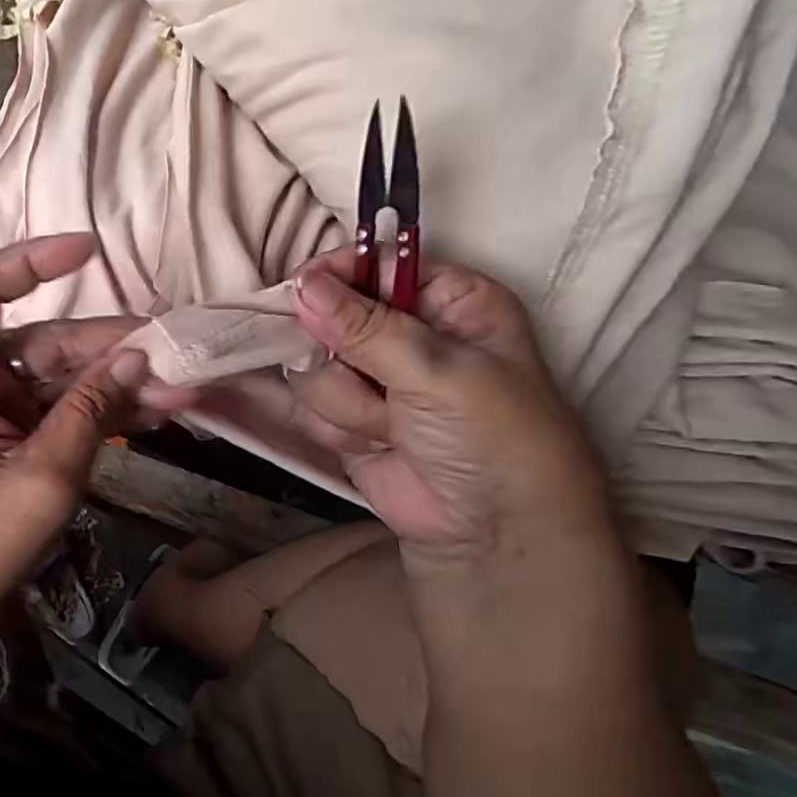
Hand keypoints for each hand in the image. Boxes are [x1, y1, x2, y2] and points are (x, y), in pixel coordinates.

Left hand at [0, 234, 181, 655]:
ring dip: (117, 380)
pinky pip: (61, 403)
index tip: (87, 250)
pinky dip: (103, 406)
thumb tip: (140, 357)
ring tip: (178, 389)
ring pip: (59, 372)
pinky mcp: (13, 427)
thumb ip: (91, 411)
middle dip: (107, 347)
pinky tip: (155, 410)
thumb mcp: (43, 477)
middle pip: (39, 339)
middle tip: (172, 356)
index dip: (28, 261)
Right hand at [289, 249, 615, 577]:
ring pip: (313, 366)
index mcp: (446, 301)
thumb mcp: (440, 372)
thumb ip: (366, 327)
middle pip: (328, 315)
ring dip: (347, 402)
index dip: (337, 274)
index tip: (303, 289)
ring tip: (392, 426)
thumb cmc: (494, 438)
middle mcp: (404, 332)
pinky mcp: (346, 416)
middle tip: (373, 379)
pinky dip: (339, 428)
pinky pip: (310, 405)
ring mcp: (371, 377)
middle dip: (341, 355)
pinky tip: (378, 445)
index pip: (374, 265)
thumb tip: (304, 284)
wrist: (489, 532)